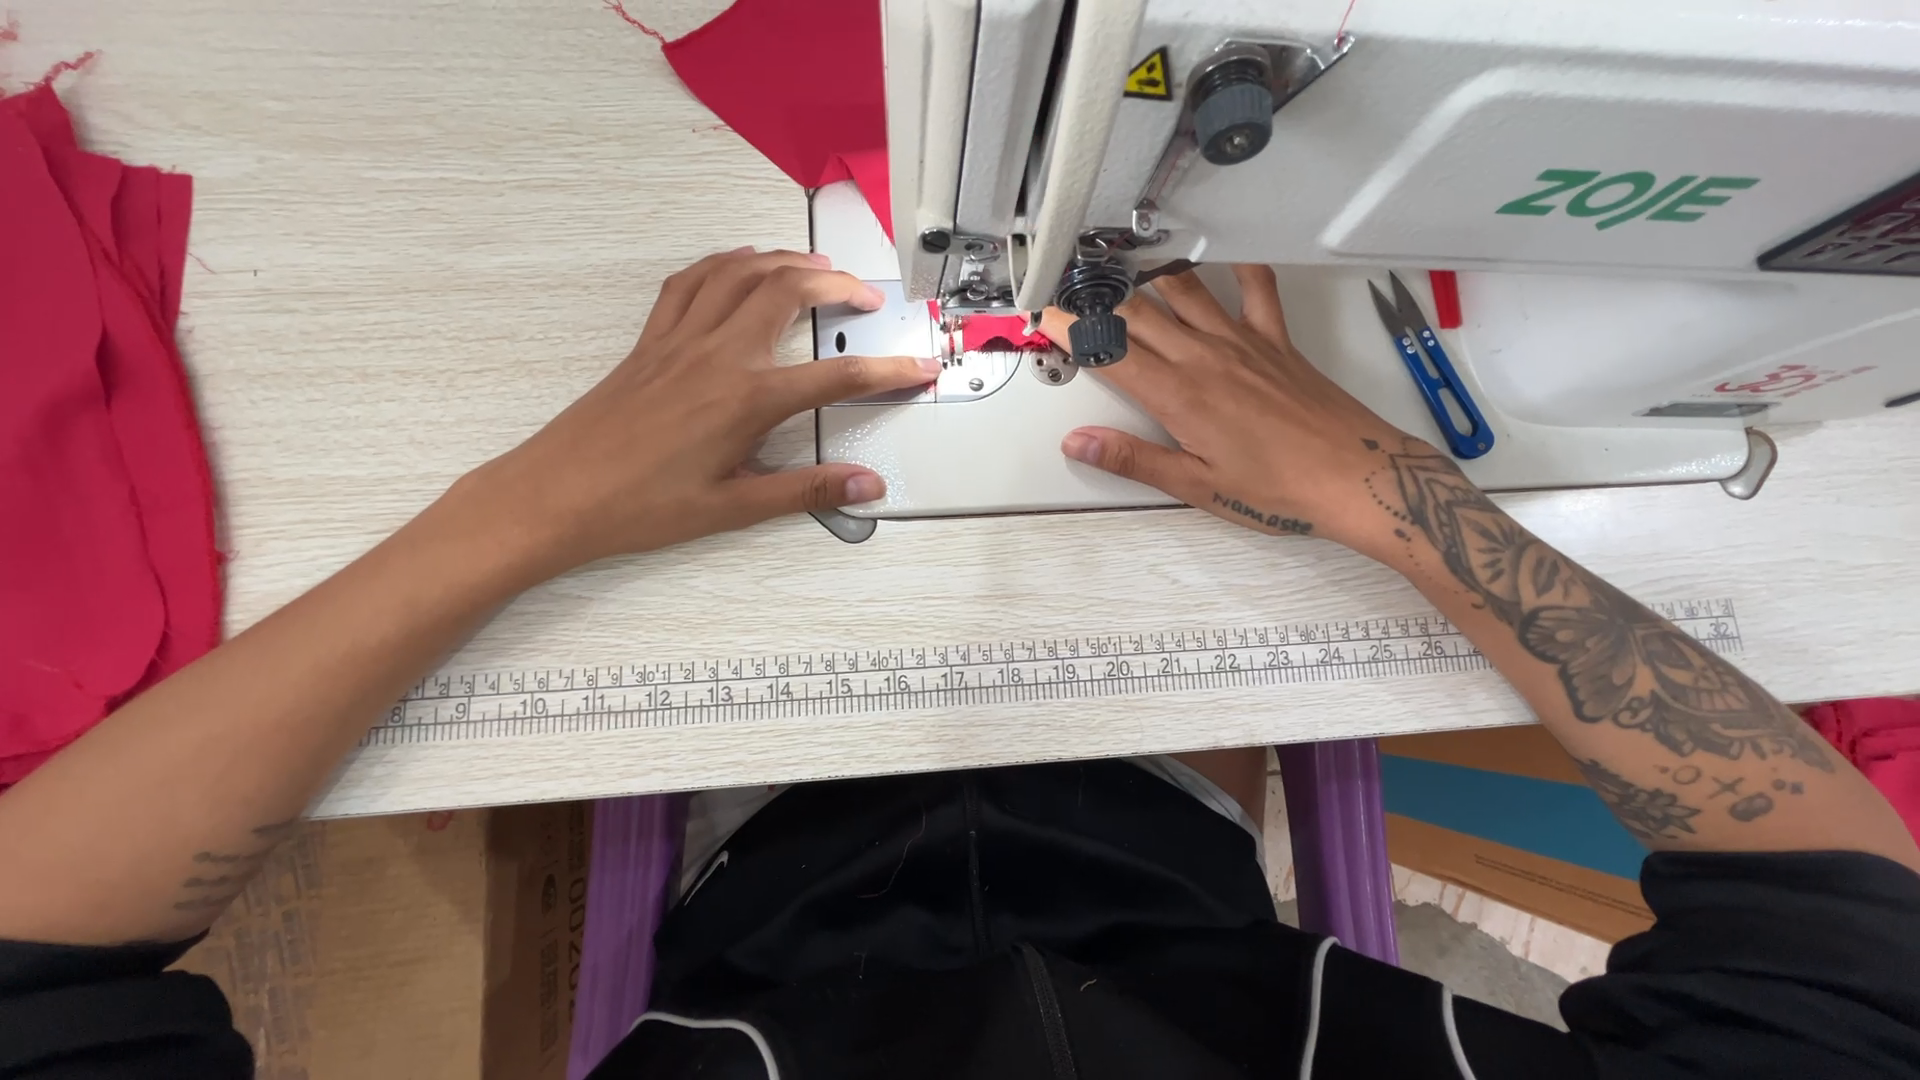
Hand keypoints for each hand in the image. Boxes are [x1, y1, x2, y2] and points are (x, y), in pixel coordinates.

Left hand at [459, 248, 937, 578]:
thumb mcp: (735, 507)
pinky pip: (691, 283)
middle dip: (837, 285)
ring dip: (785, 260)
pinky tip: (738, 266)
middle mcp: (715, 355)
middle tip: (867, 297)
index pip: (835, 376)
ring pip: (740, 273)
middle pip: (787, 291)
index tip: (916, 368)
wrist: (556, 494)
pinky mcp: (651, 341)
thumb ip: (807, 491)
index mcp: (744, 398)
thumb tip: (863, 486)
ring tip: (817, 264)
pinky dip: (723, 264)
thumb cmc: (637, 505)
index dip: (886, 371)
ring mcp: (680, 340)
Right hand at [1040, 265, 1427, 557]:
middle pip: (1138, 314)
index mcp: (1178, 396)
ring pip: (1185, 292)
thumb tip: (1079, 443)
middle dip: (1097, 297)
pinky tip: (1225, 253)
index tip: (1044, 314)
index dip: (1071, 330)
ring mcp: (1242, 343)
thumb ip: (1132, 459)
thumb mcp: (1195, 484)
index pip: (1110, 352)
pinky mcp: (1275, 342)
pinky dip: (1239, 268)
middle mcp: (1205, 358)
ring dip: (1149, 274)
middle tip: (1069, 283)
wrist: (1355, 477)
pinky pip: (1256, 290)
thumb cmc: (1278, 489)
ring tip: (1120, 258)